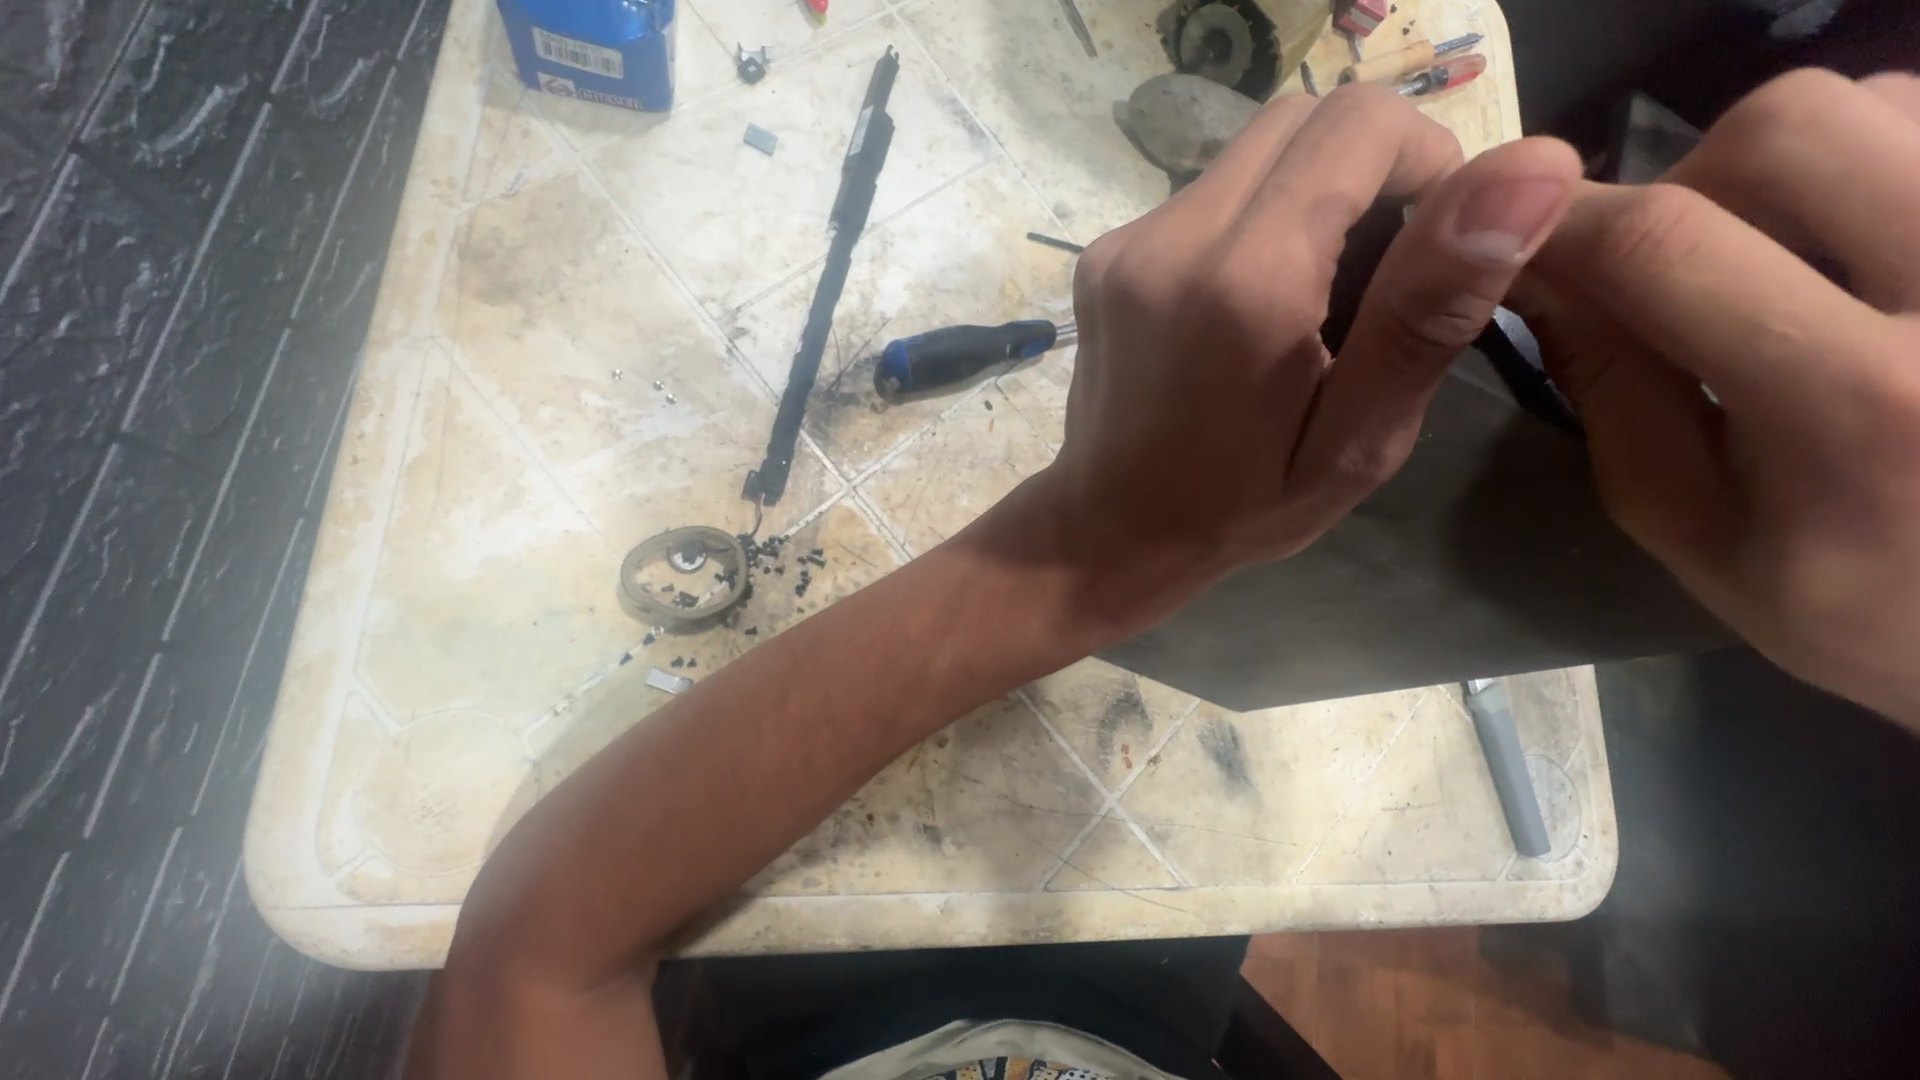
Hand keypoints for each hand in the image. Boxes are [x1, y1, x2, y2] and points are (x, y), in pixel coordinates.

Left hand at [1038, 84, 1582, 629]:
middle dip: (1367, 170)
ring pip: (1252, 152)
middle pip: (1302, 119)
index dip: (1423, 159)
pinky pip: (1204, 193)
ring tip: (1310, 297)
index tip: (1428, 245)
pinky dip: (1250, 220)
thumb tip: (1532, 168)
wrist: (1110, 526)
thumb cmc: (1240, 504)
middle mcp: (1170, 239)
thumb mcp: (1356, 440)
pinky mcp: (1101, 254)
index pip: (1359, 123)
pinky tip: (1247, 302)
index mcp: (1244, 281)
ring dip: (1307, 195)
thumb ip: (1429, 309)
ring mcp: (1122, 242)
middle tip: (1375, 272)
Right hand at [1519, 69, 1919, 724]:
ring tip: (1771, 252)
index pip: (1662, 248)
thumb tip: (1543, 286)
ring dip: (1780, 165)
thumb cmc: (1868, 605)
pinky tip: (1857, 241)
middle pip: (1787, 126)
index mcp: (1854, 406)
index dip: (1562, 222)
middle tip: (1669, 262)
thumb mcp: (1693, 529)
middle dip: (1682, 180)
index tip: (1509, 234)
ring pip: (1883, 96)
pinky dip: (1870, 156)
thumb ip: (1613, 401)